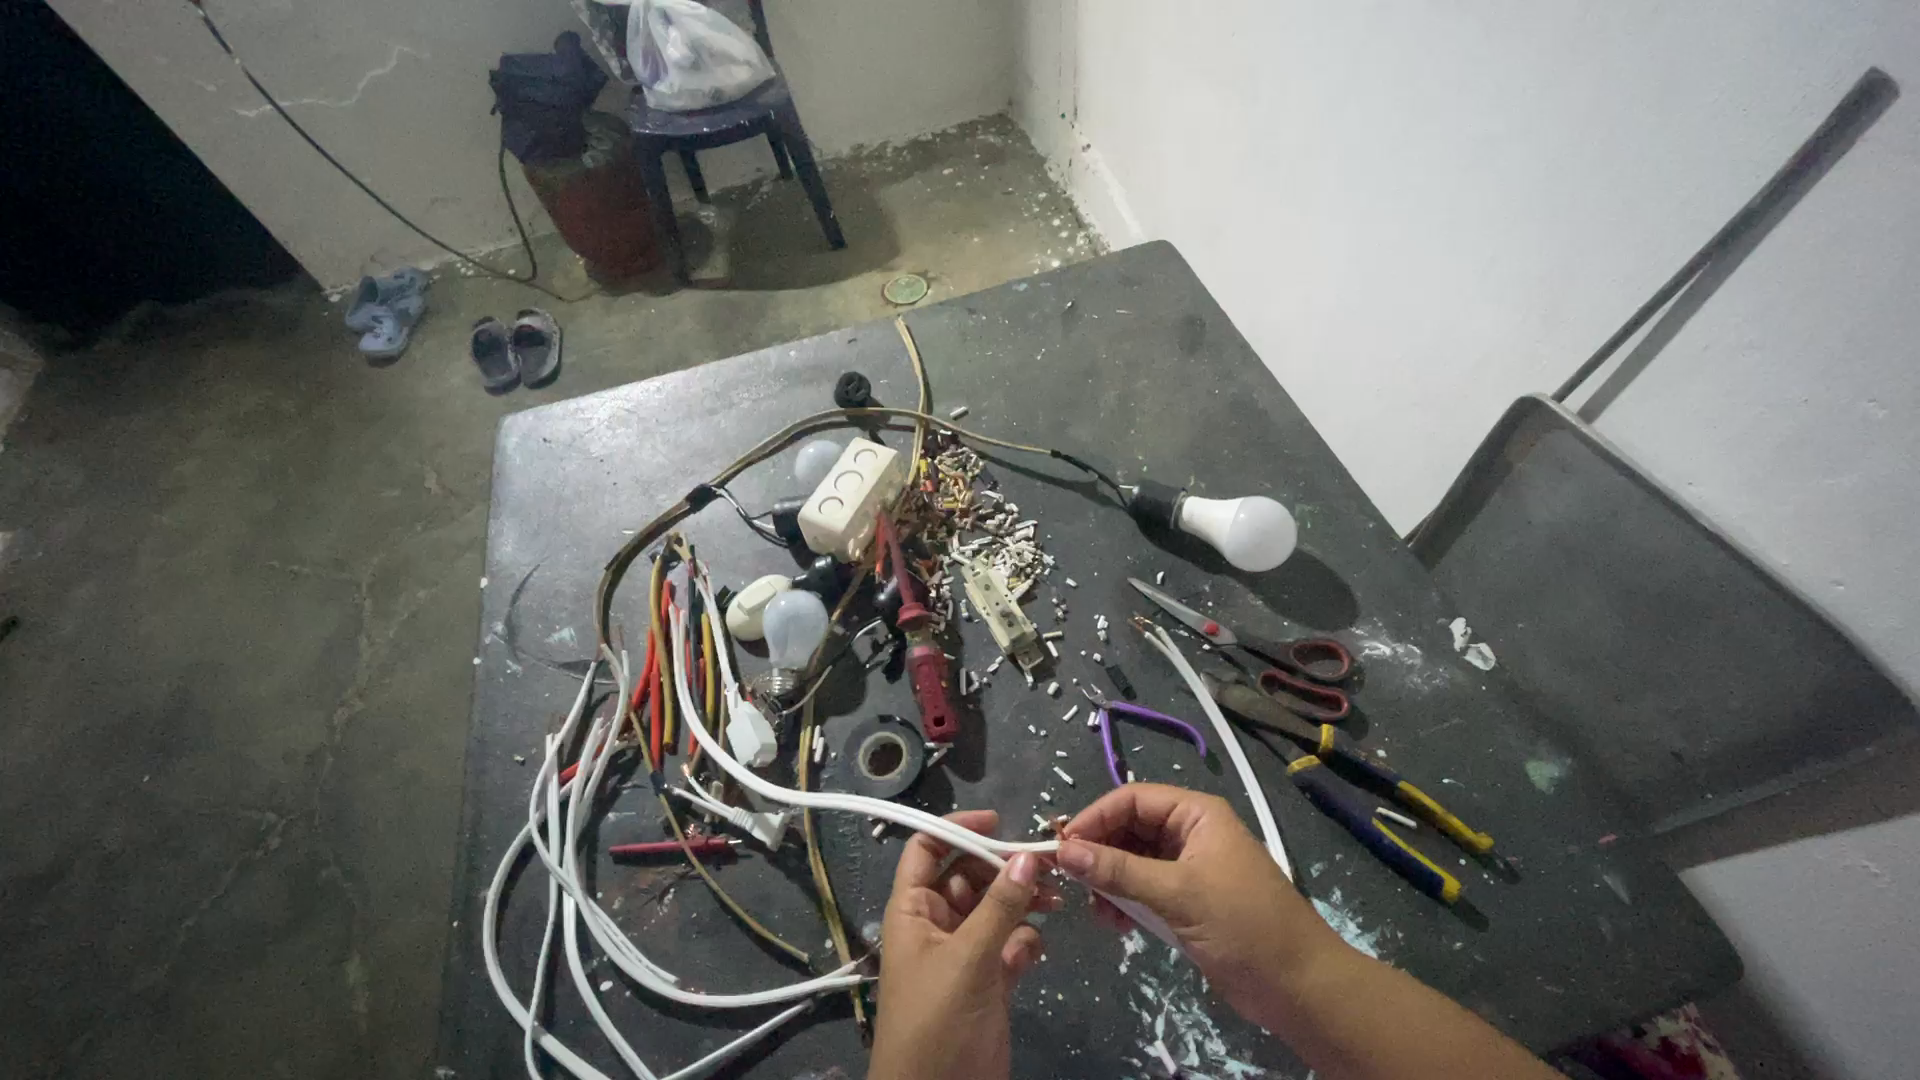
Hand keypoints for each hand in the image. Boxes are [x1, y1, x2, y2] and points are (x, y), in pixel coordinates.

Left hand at [868, 811, 1060, 1079]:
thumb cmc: (936, 1022)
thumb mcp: (967, 960)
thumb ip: (999, 907)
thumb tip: (1028, 857)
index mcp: (913, 909)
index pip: (927, 849)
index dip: (956, 828)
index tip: (998, 820)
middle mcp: (936, 923)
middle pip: (969, 874)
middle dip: (1003, 866)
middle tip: (1045, 865)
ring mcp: (963, 952)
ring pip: (994, 908)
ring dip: (1022, 901)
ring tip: (1055, 901)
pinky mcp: (988, 981)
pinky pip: (1009, 944)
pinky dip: (1024, 941)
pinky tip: (1034, 950)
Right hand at [1053, 784, 1347, 1025]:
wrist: (1300, 988)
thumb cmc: (1243, 926)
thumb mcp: (1177, 894)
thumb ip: (1119, 871)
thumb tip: (1064, 852)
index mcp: (1196, 814)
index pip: (1132, 799)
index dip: (1095, 817)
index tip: (1062, 845)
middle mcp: (1190, 832)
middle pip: (1129, 828)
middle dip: (1099, 852)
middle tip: (1070, 879)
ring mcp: (1189, 867)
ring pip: (1132, 860)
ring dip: (1109, 881)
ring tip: (1098, 911)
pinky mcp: (1187, 899)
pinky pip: (1143, 888)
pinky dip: (1125, 901)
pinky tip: (1116, 923)